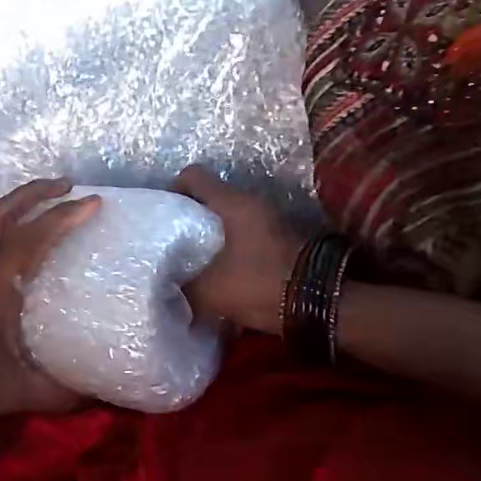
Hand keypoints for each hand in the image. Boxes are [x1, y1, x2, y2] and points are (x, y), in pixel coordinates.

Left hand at [0, 179, 102, 434]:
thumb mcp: (19, 394)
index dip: (63, 216)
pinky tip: (2, 251)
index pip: (32, 238)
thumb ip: (64, 393)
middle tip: (65, 185)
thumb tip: (104, 394)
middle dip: (32, 192)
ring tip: (36, 207)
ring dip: (8, 208)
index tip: (92, 202)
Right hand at [171, 165, 302, 334]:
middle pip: (210, 199)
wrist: (319, 304)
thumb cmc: (260, 284)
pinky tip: (216, 274)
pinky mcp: (279, 242)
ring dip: (210, 237)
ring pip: (228, 220)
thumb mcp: (211, 291)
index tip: (160, 215)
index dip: (171, 190)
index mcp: (233, 203)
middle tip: (170, 243)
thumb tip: (169, 291)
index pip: (193, 176)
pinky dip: (228, 250)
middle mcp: (253, 204)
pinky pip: (243, 237)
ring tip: (191, 261)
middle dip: (188, 219)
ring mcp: (269, 222)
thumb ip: (184, 288)